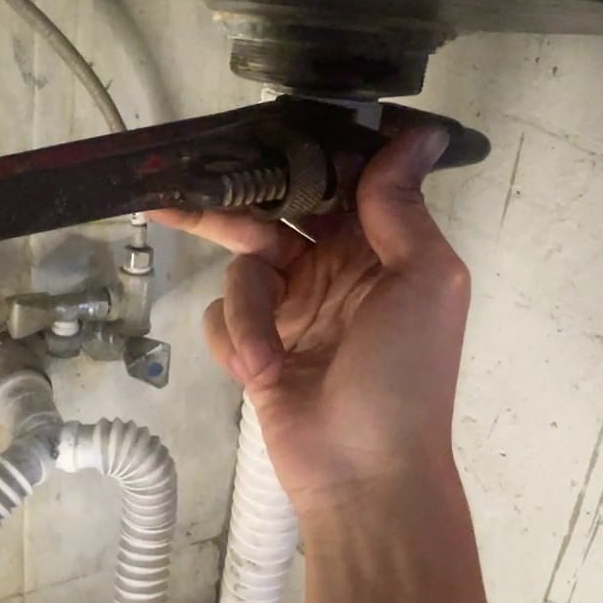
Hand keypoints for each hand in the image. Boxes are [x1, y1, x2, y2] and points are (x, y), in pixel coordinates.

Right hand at [154, 127, 470, 526]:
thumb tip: (418, 132)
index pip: (332, 183)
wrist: (362, 473)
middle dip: (229, 206)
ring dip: (249, 317)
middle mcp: (329, 268)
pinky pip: (223, 317)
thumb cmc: (405, 375)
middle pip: (269, 216)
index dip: (299, 156)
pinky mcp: (254, 343)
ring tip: (266, 364)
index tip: (261, 128)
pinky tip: (258, 376)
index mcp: (376, 247)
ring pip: (242, 270)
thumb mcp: (425, 281)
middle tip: (178, 188)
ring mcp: (289, 307)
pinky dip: (237, 343)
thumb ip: (400, 208)